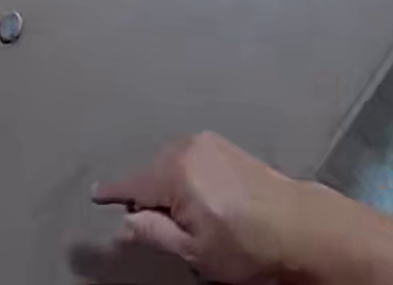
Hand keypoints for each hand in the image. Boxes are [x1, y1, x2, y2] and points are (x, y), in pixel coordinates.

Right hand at [91, 132, 310, 282]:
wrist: (296, 223)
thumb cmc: (243, 244)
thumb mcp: (194, 251)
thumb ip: (154, 233)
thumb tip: (126, 223)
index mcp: (176, 172)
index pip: (134, 183)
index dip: (114, 192)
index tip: (95, 194)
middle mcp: (187, 146)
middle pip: (153, 171)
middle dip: (149, 194)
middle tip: (157, 224)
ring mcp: (207, 141)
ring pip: (172, 163)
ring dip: (169, 183)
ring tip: (186, 214)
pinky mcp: (223, 143)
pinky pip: (191, 157)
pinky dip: (186, 174)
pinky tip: (201, 196)